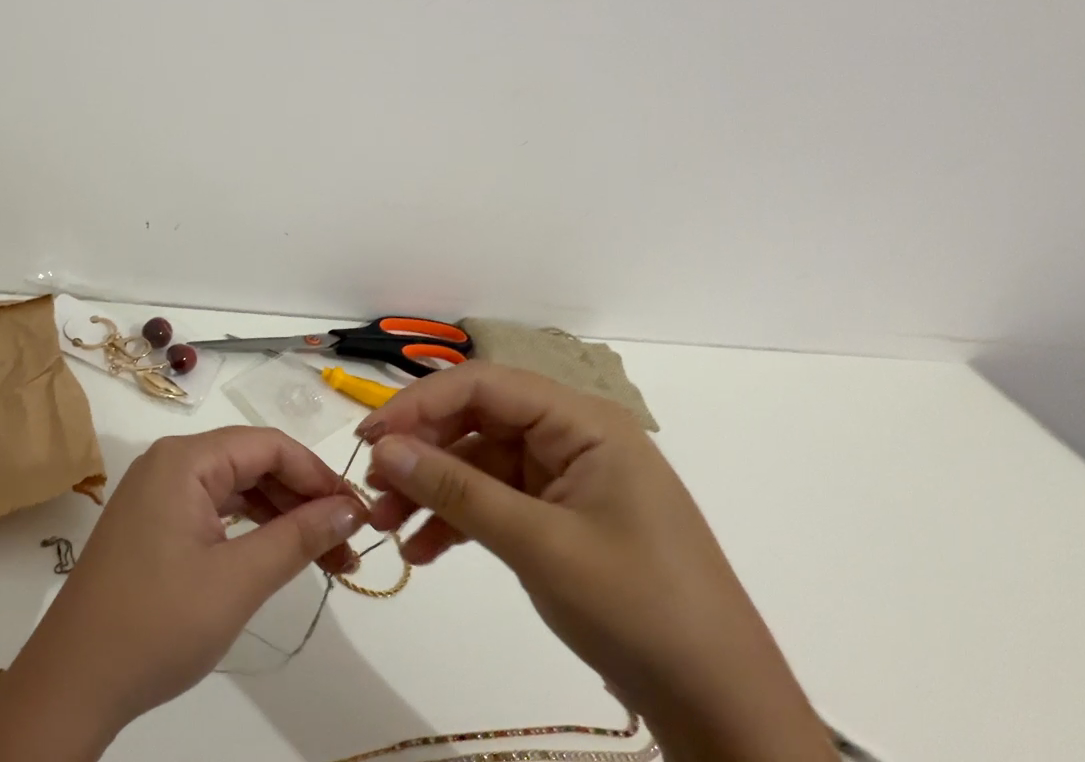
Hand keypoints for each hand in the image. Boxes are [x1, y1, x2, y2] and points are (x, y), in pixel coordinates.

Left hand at [0, 427, 365, 761]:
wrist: (75, 679)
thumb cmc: (159, 622)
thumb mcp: (239, 579)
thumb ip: (299, 537)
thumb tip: (350, 508)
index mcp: (184, 460)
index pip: (269, 445)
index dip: (319, 475)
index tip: (361, 514)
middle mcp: (168, 464)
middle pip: (253, 464)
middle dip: (305, 500)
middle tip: (352, 545)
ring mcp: (156, 495)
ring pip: (236, 490)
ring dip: (282, 519)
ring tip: (330, 560)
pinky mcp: (152, 525)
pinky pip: (214, 512)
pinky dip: (251, 531)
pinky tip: (281, 557)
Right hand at [358, 363, 834, 761]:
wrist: (716, 699)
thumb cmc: (637, 606)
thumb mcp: (538, 544)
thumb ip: (456, 490)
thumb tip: (383, 448)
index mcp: (583, 423)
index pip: (485, 385)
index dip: (420, 404)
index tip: (368, 438)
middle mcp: (572, 438)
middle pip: (477, 422)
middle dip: (421, 453)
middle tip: (372, 489)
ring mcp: (566, 479)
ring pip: (478, 464)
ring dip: (431, 491)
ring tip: (388, 528)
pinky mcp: (560, 517)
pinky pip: (494, 502)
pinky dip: (456, 521)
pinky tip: (422, 552)